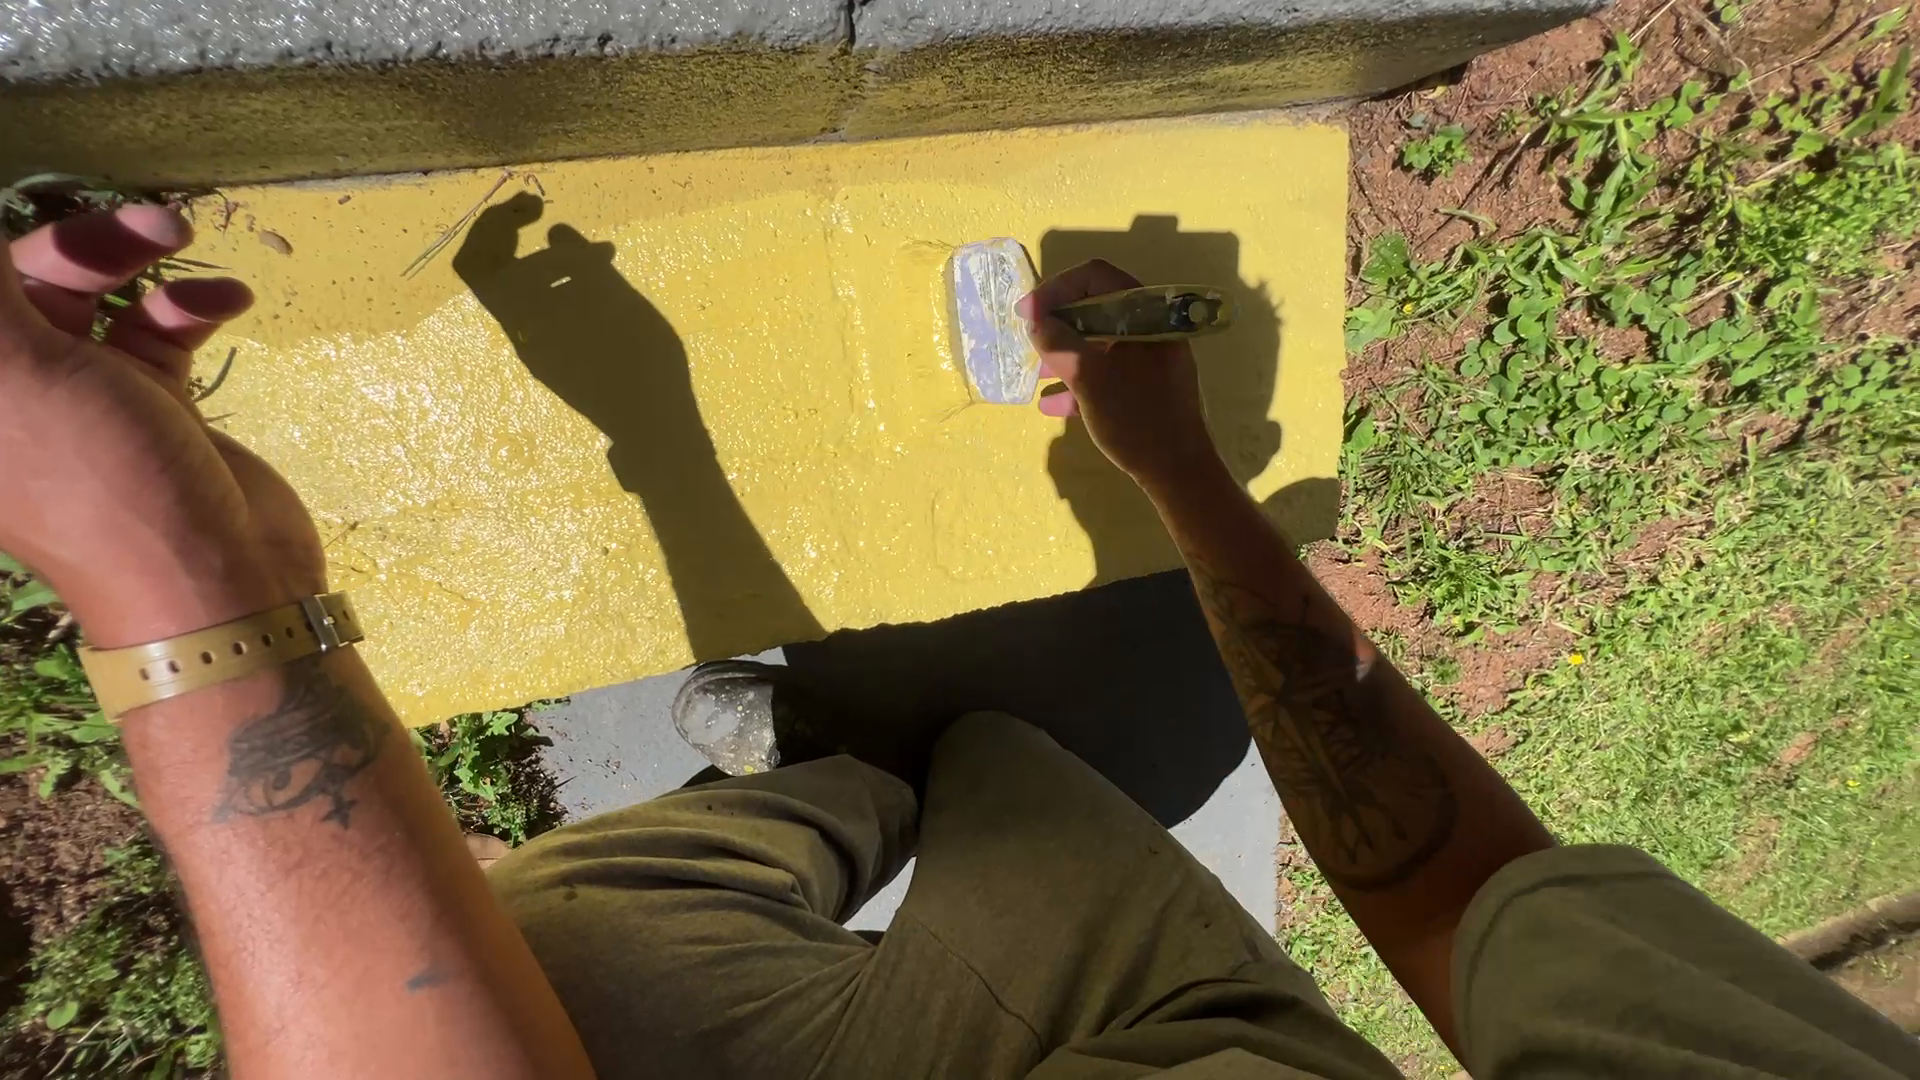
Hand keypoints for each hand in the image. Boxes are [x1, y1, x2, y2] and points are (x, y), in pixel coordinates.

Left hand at [0, 205, 323, 647]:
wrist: (213, 567)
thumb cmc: (97, 474)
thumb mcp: (14, 368)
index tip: (35, 207)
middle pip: (12, 278)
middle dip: (76, 239)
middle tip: (152, 221)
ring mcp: (73, 387)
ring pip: (89, 297)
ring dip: (140, 263)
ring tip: (189, 238)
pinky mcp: (148, 400)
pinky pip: (158, 334)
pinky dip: (194, 310)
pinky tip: (232, 300)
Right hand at [1020, 259, 1224, 490]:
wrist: (1177, 471)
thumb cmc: (1136, 419)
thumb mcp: (1088, 378)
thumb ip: (1059, 343)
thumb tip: (1035, 320)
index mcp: (1146, 312)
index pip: (1095, 277)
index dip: (1055, 290)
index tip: (1026, 314)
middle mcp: (1150, 328)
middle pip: (1095, 308)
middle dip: (1057, 324)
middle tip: (1031, 342)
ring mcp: (1149, 358)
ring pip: (1098, 343)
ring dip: (1064, 354)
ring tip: (1038, 374)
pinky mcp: (1145, 387)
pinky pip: (1107, 372)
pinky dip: (1080, 382)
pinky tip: (1051, 404)